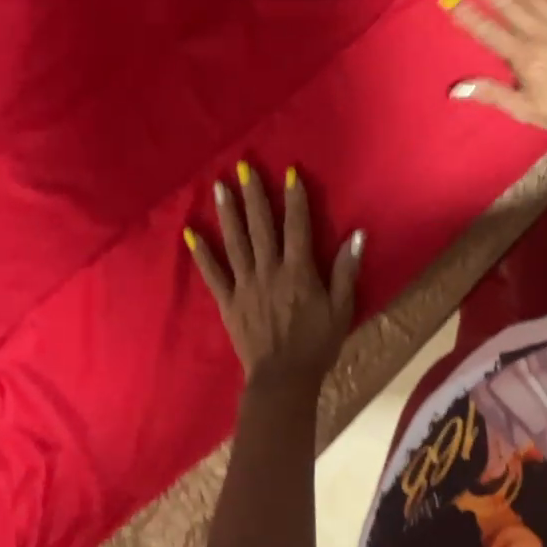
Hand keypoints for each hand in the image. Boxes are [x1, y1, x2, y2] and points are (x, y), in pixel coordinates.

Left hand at [186, 163, 362, 396]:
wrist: (283, 380)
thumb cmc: (318, 344)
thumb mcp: (342, 308)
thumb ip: (346, 270)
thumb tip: (357, 234)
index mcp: (299, 271)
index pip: (298, 226)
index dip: (295, 198)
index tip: (290, 172)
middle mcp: (270, 271)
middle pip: (262, 226)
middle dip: (255, 194)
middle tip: (245, 166)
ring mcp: (245, 285)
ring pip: (236, 242)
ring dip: (228, 212)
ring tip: (220, 186)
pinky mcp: (228, 301)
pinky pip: (213, 273)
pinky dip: (201, 253)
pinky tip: (190, 232)